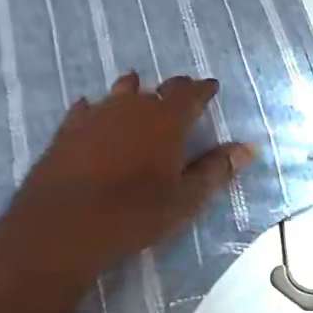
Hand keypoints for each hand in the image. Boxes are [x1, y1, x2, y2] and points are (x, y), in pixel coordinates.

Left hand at [1, 72, 251, 281]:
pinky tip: (91, 110)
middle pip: (156, 89)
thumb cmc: (135, 214)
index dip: (203, 90)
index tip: (210, 87)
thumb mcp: (185, 198)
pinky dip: (95, 108)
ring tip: (137, 89)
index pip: (190, 94)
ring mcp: (95, 116)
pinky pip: (85, 109)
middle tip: (181, 91)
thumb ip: (216, 170)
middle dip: (172, 89)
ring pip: (119, 93)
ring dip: (132, 92)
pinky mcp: (67, 130)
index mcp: (166, 121)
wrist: (64, 225)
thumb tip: (248, 148)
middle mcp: (131, 108)